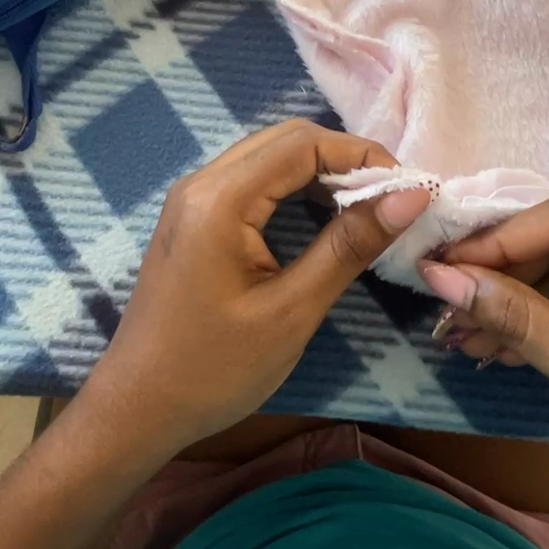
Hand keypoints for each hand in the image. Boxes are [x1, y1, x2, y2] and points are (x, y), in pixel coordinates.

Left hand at [78, 121, 430, 453]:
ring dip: (319, 171)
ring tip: (367, 206)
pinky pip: (251, 180)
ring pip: (268, 156)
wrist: (138, 408)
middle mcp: (201, 182)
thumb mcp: (292, 311)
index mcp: (219, 199)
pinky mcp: (194, 217)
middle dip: (343, 159)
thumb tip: (409, 197)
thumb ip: (349, 245)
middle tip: (391, 197)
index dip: (360, 155)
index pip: (301, 144)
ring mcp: (193, 197)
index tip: (407, 187)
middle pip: (284, 139)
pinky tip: (322, 216)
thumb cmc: (215, 369)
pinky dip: (293, 187)